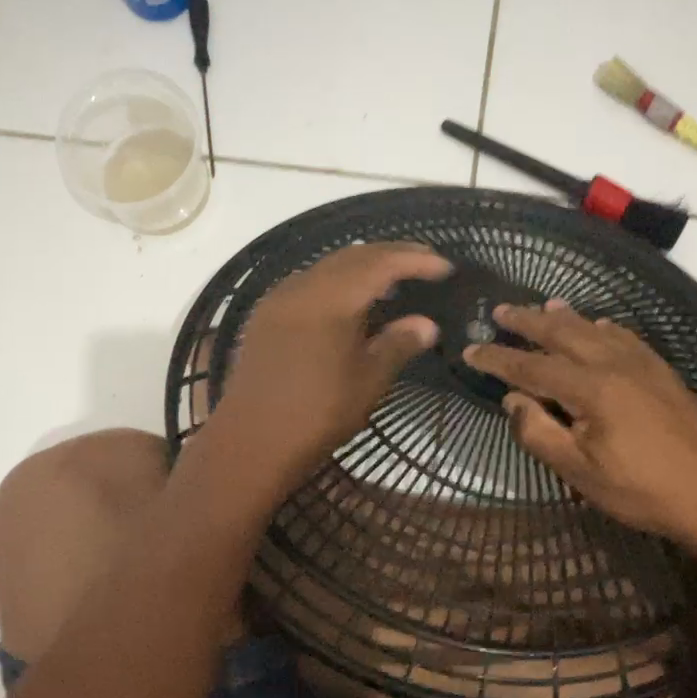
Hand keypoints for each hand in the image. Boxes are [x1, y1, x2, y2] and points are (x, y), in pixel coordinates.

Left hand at [203, 242, 450, 495]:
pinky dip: (335, 283)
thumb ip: (397, 345)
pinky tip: (347, 303)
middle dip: (390, 256)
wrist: (251, 441)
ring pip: (326, 267)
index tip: (445, 267)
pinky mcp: (264, 318)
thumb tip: (426, 324)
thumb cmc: (317, 415)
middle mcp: (302, 287)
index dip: (415, 260)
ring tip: (390, 281)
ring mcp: (278, 300)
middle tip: (423, 264)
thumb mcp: (367, 382)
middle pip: (351, 257)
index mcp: (331, 298)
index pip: (381, 263)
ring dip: (360, 267)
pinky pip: (307, 284)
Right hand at [463, 300, 696, 544]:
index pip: (531, 366)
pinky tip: (600, 325)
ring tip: (543, 307)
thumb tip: (512, 400)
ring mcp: (642, 365)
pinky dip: (602, 326)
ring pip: (595, 329)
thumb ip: (540, 433)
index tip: (470, 349)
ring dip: (564, 317)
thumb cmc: (640, 489)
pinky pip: (624, 336)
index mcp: (589, 388)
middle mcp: (614, 364)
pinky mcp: (662, 373)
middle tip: (501, 310)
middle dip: (529, 322)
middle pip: (563, 333)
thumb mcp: (579, 472)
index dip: (498, 358)